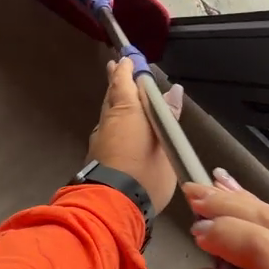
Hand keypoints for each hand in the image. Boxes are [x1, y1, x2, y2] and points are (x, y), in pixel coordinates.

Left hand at [86, 58, 180, 213]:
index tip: (126, 58)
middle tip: (117, 68)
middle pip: (112, 96)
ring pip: (108, 114)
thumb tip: (173, 91)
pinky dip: (115, 124)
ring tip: (123, 97)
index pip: (123, 82)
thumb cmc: (144, 174)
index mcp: (126, 111)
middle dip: (116, 82)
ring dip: (115, 103)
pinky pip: (107, 131)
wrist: (111, 210)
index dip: (125, 69)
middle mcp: (108, 121)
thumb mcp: (165, 145)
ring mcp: (99, 140)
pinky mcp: (95, 158)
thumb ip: (167, 116)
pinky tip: (121, 131)